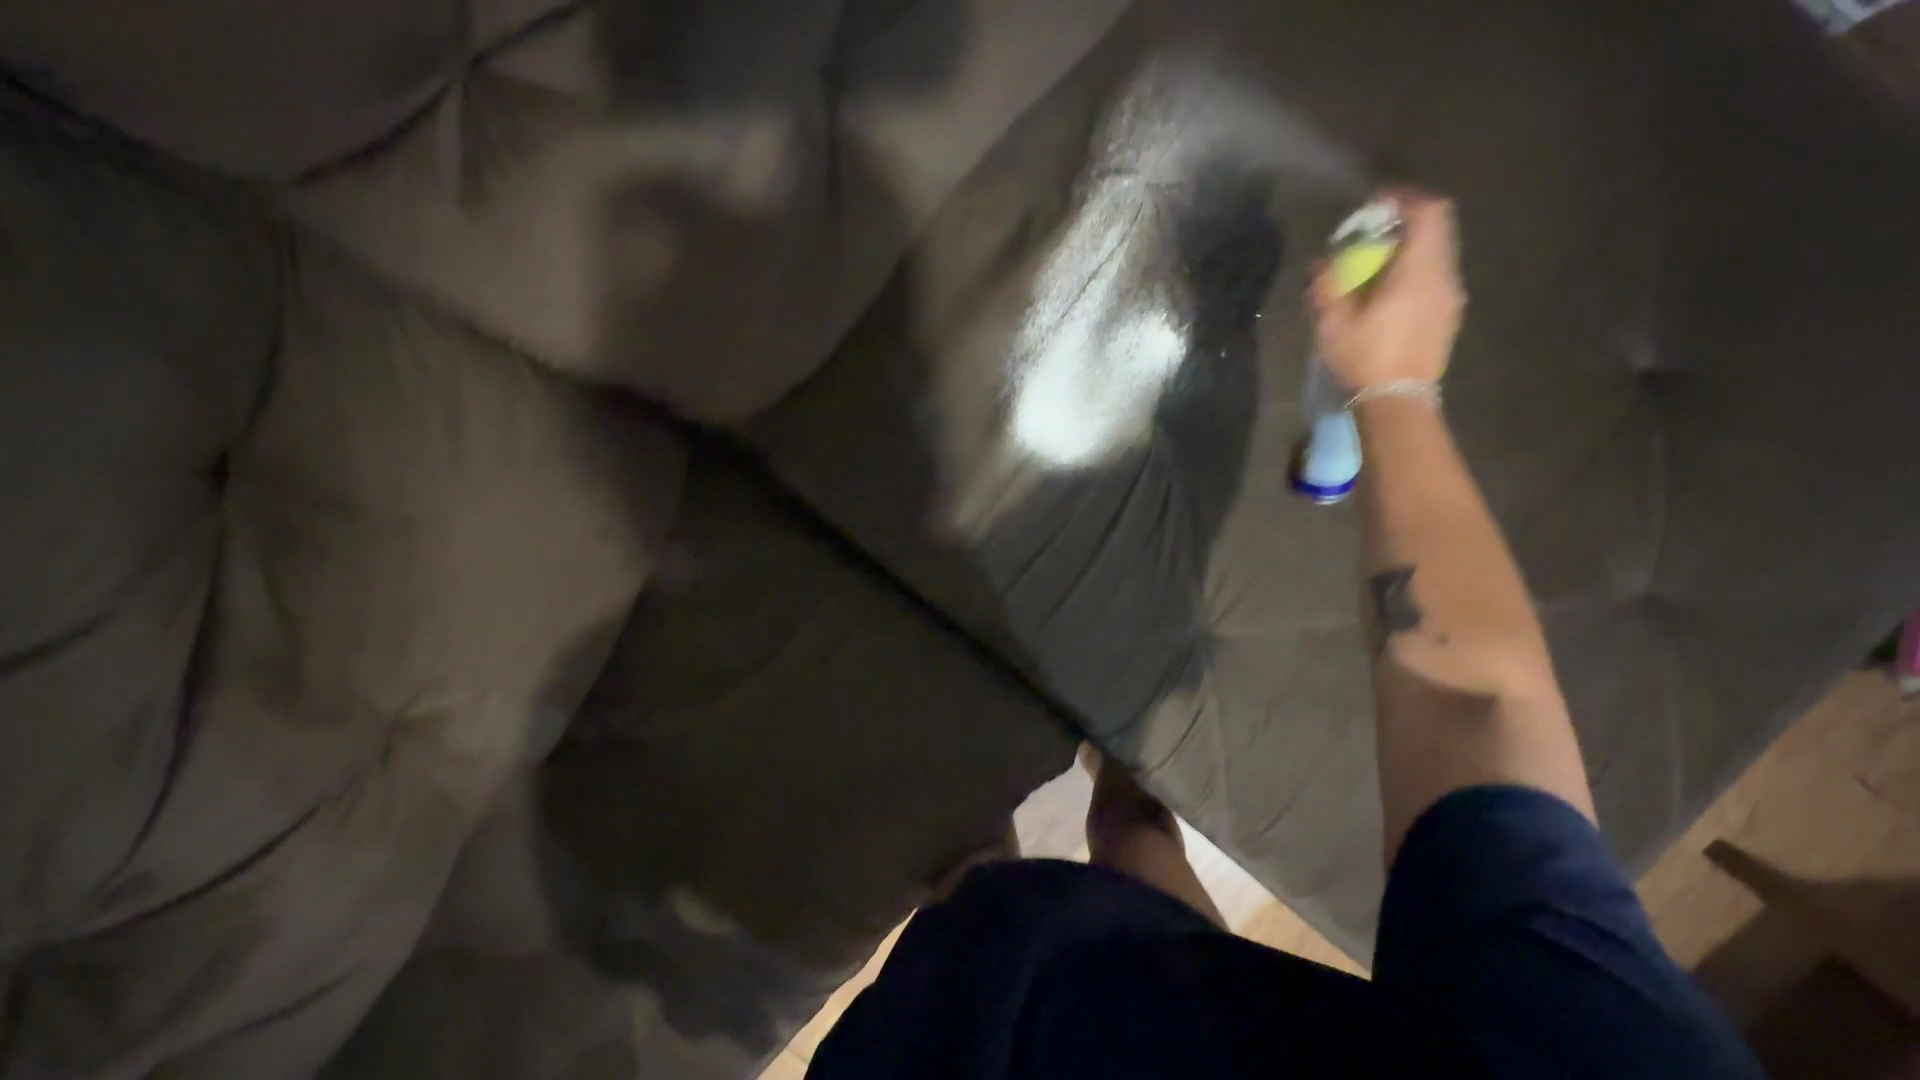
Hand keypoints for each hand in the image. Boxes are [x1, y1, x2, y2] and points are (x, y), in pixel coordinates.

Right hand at [1311, 190, 1464, 392]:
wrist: (1399, 402)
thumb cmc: (1366, 358)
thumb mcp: (1333, 323)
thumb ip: (1329, 285)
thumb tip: (1325, 262)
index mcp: (1419, 271)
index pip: (1429, 212)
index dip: (1406, 199)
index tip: (1378, 202)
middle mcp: (1443, 277)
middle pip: (1437, 229)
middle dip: (1407, 222)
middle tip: (1374, 230)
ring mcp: (1451, 298)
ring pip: (1438, 253)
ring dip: (1411, 247)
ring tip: (1378, 262)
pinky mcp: (1448, 316)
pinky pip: (1435, 276)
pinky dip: (1416, 269)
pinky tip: (1389, 291)